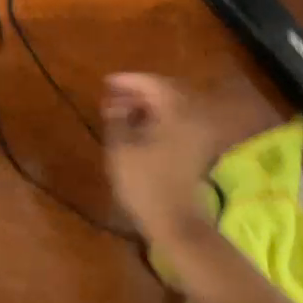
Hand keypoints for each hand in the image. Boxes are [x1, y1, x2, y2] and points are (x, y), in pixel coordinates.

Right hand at [101, 74, 229, 246]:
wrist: (176, 222)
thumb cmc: (145, 184)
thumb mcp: (120, 149)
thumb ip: (117, 120)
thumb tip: (115, 104)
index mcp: (175, 112)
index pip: (152, 84)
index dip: (127, 80)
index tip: (105, 82)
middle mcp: (192, 117)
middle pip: (165, 93)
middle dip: (138, 93)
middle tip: (112, 97)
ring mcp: (197, 135)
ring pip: (171, 109)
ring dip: (147, 107)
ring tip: (121, 112)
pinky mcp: (196, 150)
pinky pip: (176, 124)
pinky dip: (157, 120)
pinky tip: (138, 130)